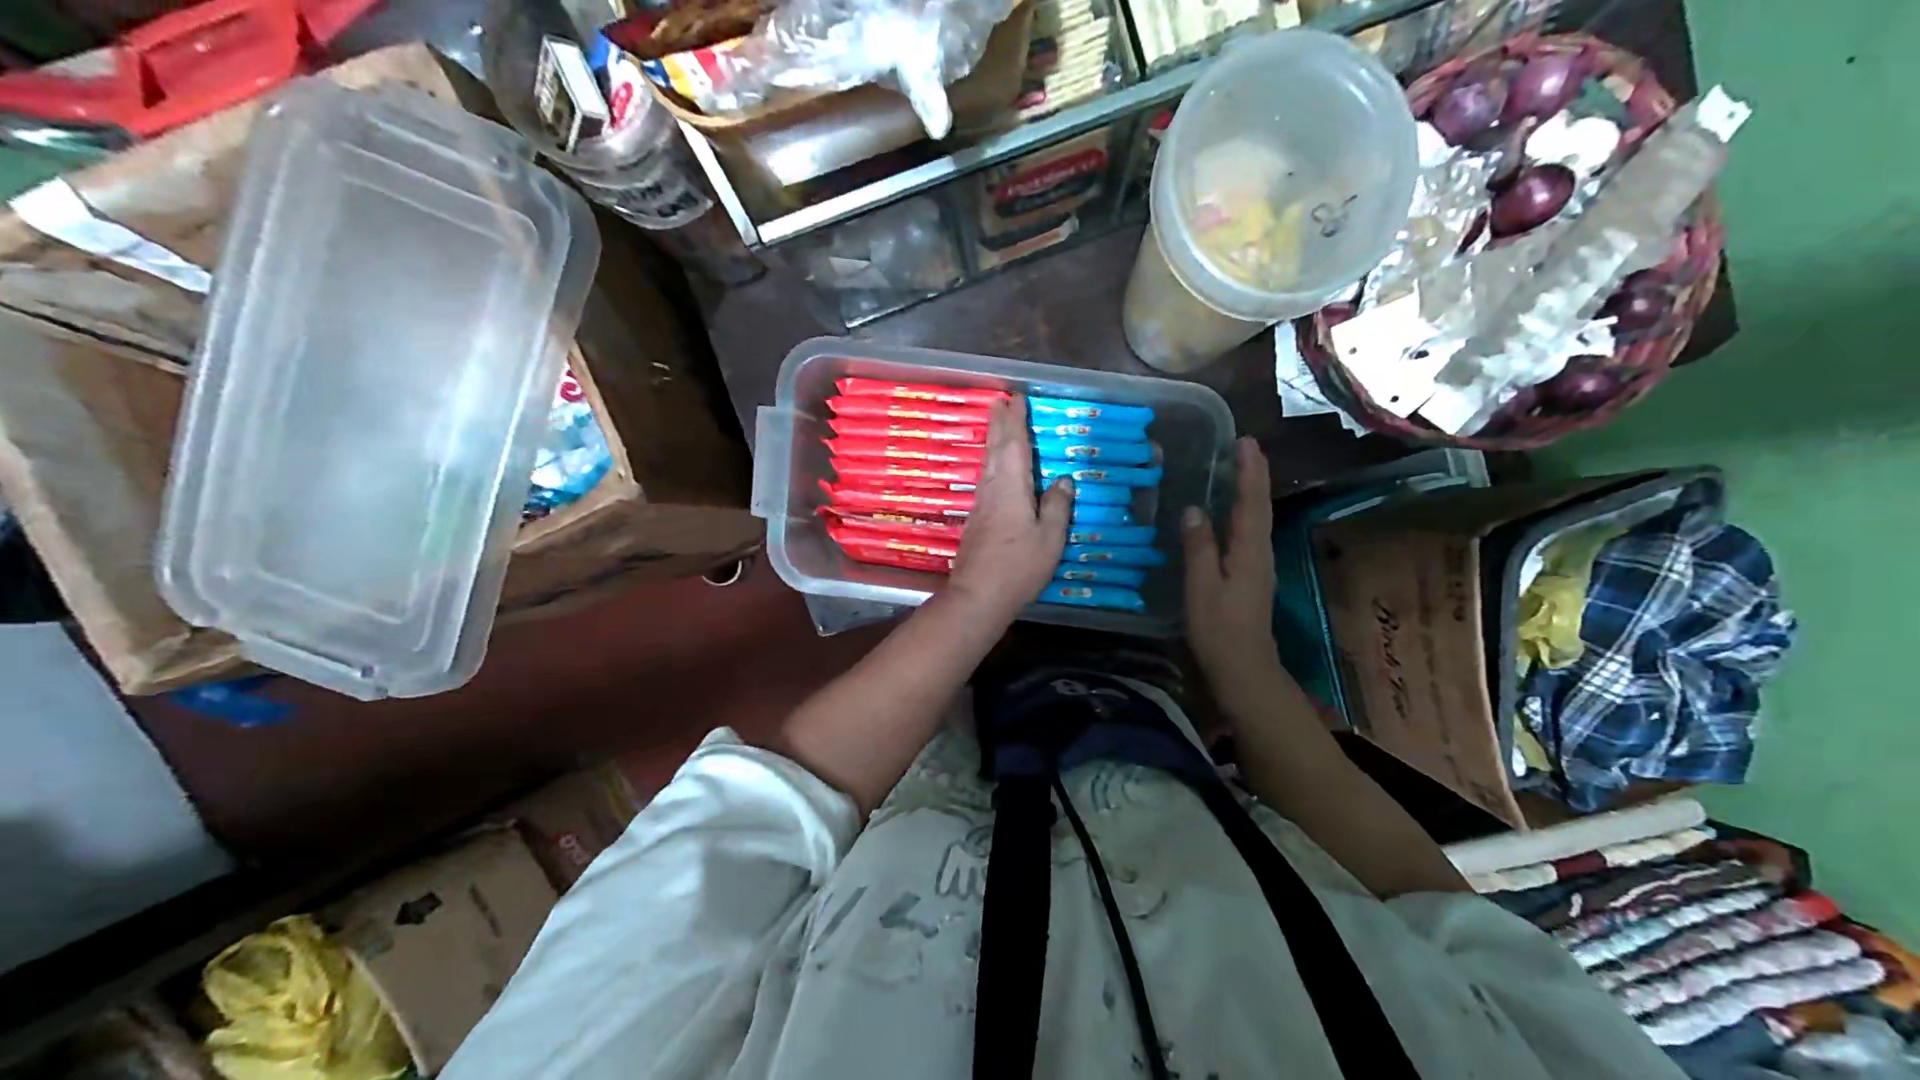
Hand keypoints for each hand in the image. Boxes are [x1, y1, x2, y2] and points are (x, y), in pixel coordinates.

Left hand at [948, 395, 1071, 624]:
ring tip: (997, 425)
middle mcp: (991, 489)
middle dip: (998, 423)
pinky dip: (992, 464)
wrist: (977, 596)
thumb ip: (1057, 506)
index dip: (1015, 420)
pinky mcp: (976, 521)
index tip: (1016, 398)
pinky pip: (986, 480)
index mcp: (1011, 488)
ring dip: (993, 441)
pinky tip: (995, 470)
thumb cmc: (1019, 567)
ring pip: (987, 463)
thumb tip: (1064, 479)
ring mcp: (981, 505)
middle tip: (999, 400)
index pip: (1013, 445)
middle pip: (994, 449)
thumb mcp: (1049, 538)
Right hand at [1182, 437, 1283, 703]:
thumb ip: (1199, 547)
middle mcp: (1261, 552)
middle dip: (1254, 475)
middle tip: (1244, 446)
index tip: (1246, 441)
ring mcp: (1259, 564)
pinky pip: (1249, 532)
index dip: (1250, 471)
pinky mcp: (1252, 575)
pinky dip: (1243, 511)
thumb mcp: (1202, 587)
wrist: (1244, 667)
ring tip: (1239, 469)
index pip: (1251, 502)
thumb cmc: (1219, 628)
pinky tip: (1230, 511)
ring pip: (1257, 518)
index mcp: (1250, 550)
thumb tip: (1194, 510)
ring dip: (1251, 491)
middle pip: (1259, 506)